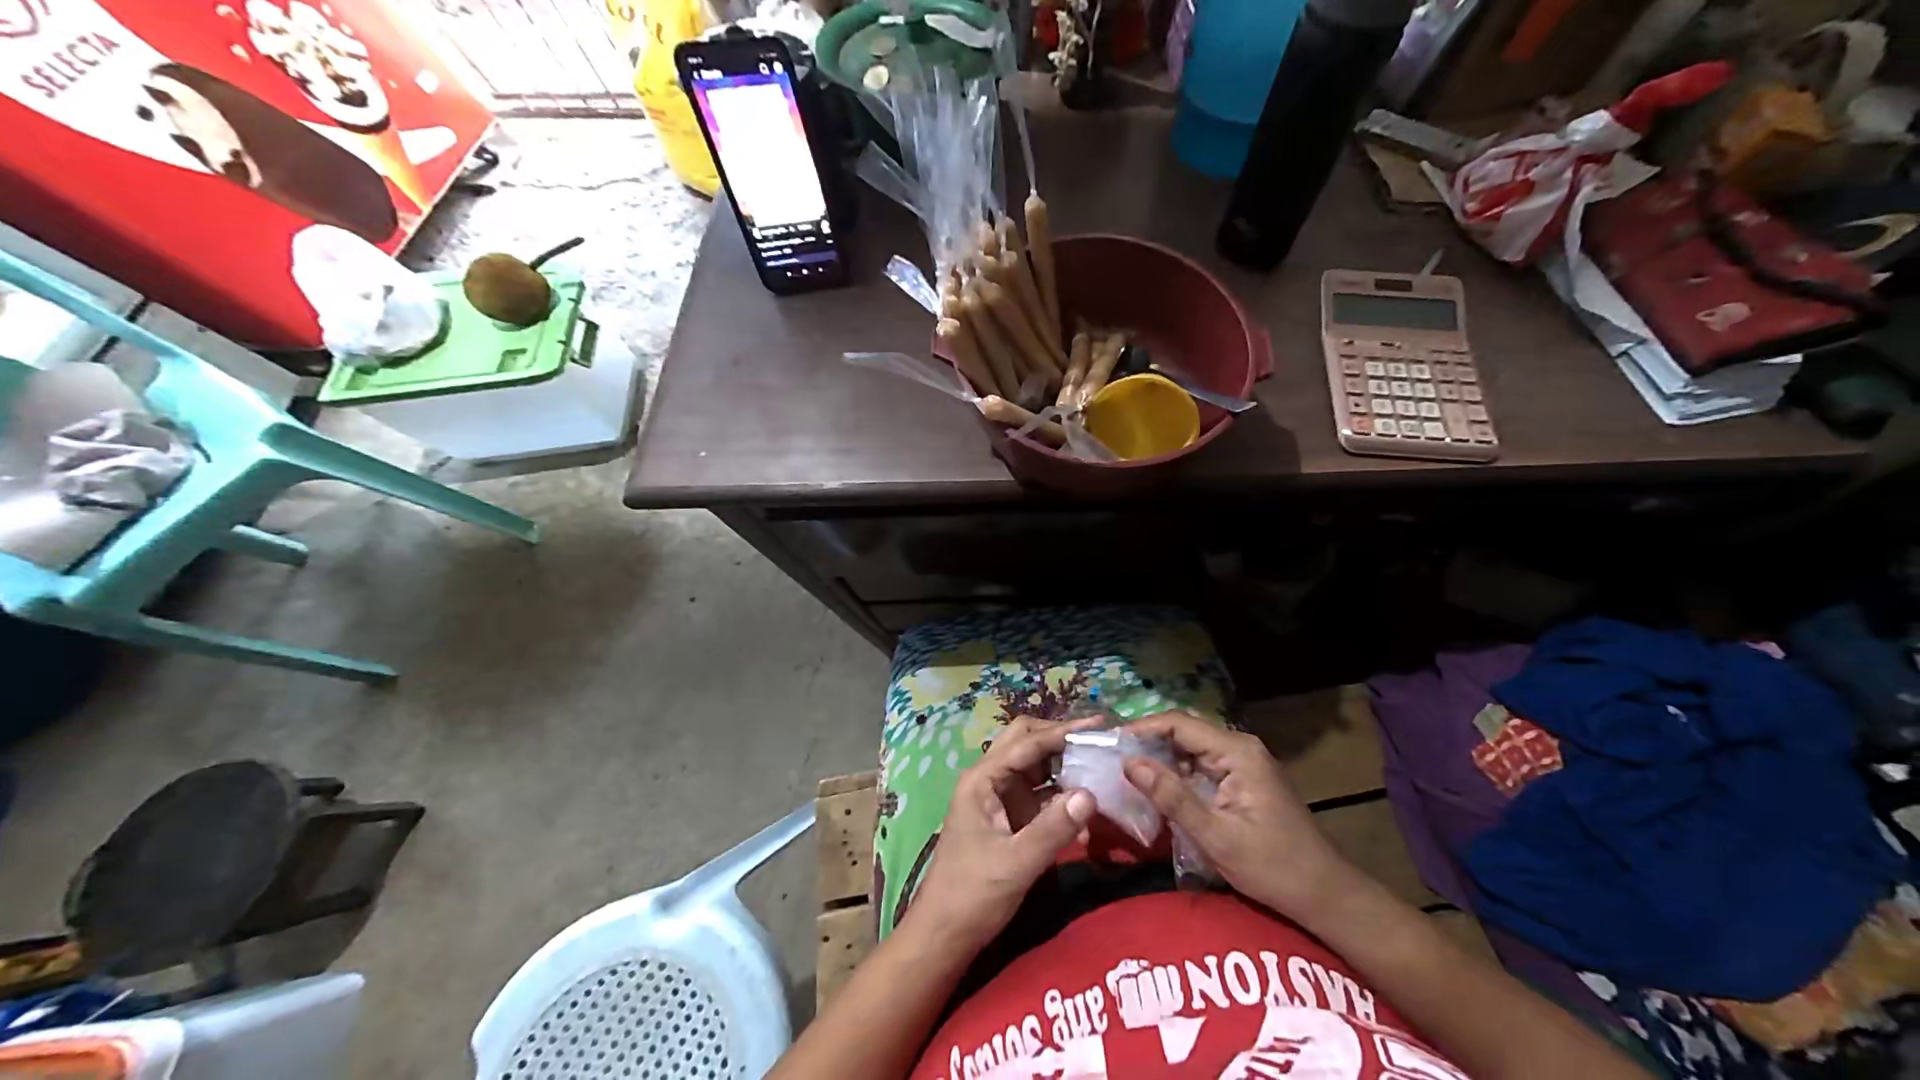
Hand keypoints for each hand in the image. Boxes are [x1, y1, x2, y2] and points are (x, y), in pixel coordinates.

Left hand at [903, 716, 1098, 951]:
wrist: (944, 934)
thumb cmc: (973, 894)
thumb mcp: (1016, 863)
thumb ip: (1053, 829)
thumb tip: (1091, 795)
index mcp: (982, 779)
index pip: (1027, 742)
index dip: (1064, 731)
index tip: (1101, 726)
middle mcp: (989, 780)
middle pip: (1027, 744)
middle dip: (1062, 739)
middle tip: (1101, 742)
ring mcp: (999, 800)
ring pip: (1035, 768)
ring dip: (1064, 765)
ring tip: (1101, 765)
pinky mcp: (1009, 821)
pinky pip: (1039, 796)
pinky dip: (1061, 796)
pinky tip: (1087, 806)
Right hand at [1122, 711, 1358, 923]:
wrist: (1324, 895)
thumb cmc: (1272, 866)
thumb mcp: (1216, 836)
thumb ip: (1172, 797)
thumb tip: (1129, 763)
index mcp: (1237, 752)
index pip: (1179, 723)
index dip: (1141, 729)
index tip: (1109, 743)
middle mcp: (1240, 748)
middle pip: (1183, 732)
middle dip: (1147, 743)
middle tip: (1111, 759)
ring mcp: (1243, 763)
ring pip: (1189, 749)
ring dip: (1160, 760)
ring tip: (1125, 773)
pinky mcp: (1241, 781)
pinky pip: (1200, 766)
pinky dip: (1176, 775)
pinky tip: (1156, 790)